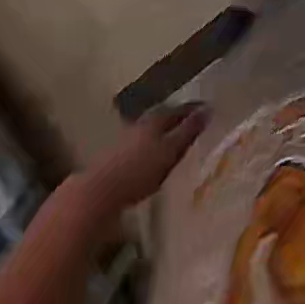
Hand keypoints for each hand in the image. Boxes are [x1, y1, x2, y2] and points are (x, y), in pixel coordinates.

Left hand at [78, 102, 209, 208]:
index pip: (179, 110)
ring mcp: (123, 143)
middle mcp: (139, 126)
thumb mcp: (170, 150)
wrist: (96, 194)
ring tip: (173, 143)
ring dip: (161, 136)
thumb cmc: (138, 170)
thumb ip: (188, 131)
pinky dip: (149, 150)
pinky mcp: (113, 161)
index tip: (207, 109)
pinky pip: (138, 149)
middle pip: (162, 119)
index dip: (193, 110)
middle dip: (177, 120)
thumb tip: (208, 109)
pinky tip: (151, 161)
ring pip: (148, 134)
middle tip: (192, 124)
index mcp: (155, 121)